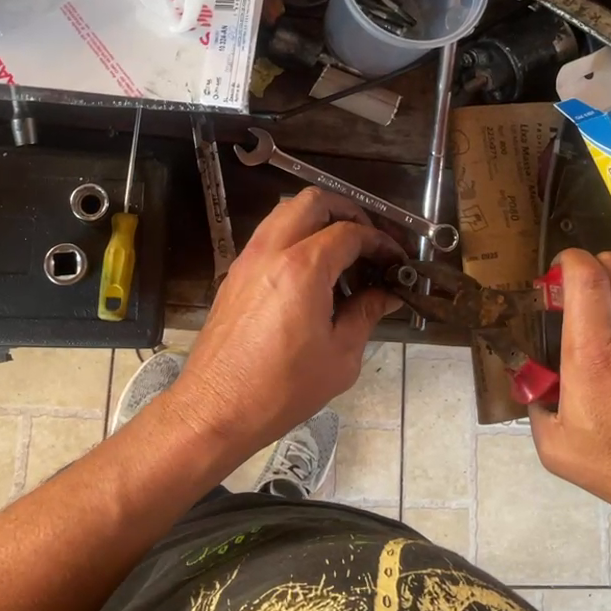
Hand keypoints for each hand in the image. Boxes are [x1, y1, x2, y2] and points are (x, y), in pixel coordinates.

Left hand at [159, 188, 403, 457]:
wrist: (215, 409)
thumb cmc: (282, 390)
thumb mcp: (339, 357)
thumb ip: (365, 315)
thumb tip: (386, 295)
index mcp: (302, 268)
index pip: (349, 232)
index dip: (380, 241)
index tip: (396, 259)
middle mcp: (272, 251)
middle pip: (313, 201)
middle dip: (348, 212)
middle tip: (369, 241)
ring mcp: (247, 259)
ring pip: (285, 212)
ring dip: (318, 220)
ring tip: (342, 255)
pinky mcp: (234, 274)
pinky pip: (268, 236)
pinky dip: (294, 237)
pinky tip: (312, 274)